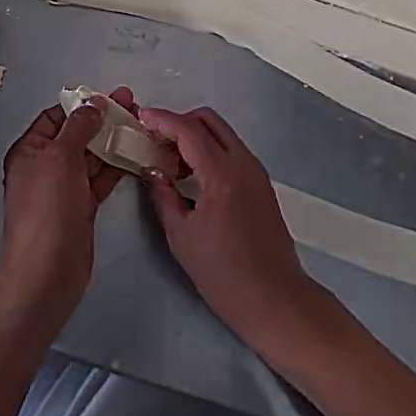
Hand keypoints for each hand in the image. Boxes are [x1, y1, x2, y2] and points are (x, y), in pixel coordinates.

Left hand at [0, 88, 133, 303]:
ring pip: (92, 155)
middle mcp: (45, 166)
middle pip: (77, 134)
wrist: (48, 272)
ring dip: (114, 140)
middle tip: (131, 104)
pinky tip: (136, 153)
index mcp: (29, 151)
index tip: (108, 97)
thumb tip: (93, 105)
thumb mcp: (60, 158)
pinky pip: (101, 178)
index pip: (55, 117)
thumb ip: (79, 127)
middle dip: (103, 119)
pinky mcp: (82, 206)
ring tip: (139, 123)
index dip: (81, 105)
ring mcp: (64, 187)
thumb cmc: (47, 209)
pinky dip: (117, 165)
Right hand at [138, 106, 325, 341]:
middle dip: (179, 122)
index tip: (141, 117)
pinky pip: (232, 149)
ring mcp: (256, 170)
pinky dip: (210, 149)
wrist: (274, 298)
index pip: (189, 130)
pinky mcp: (261, 181)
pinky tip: (193, 173)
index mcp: (223, 174)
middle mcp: (244, 162)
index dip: (162, 119)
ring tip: (170, 159)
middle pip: (209, 120)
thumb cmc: (224, 274)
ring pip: (222, 133)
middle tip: (155, 140)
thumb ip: (163, 195)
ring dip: (195, 135)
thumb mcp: (182, 237)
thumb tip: (151, 170)